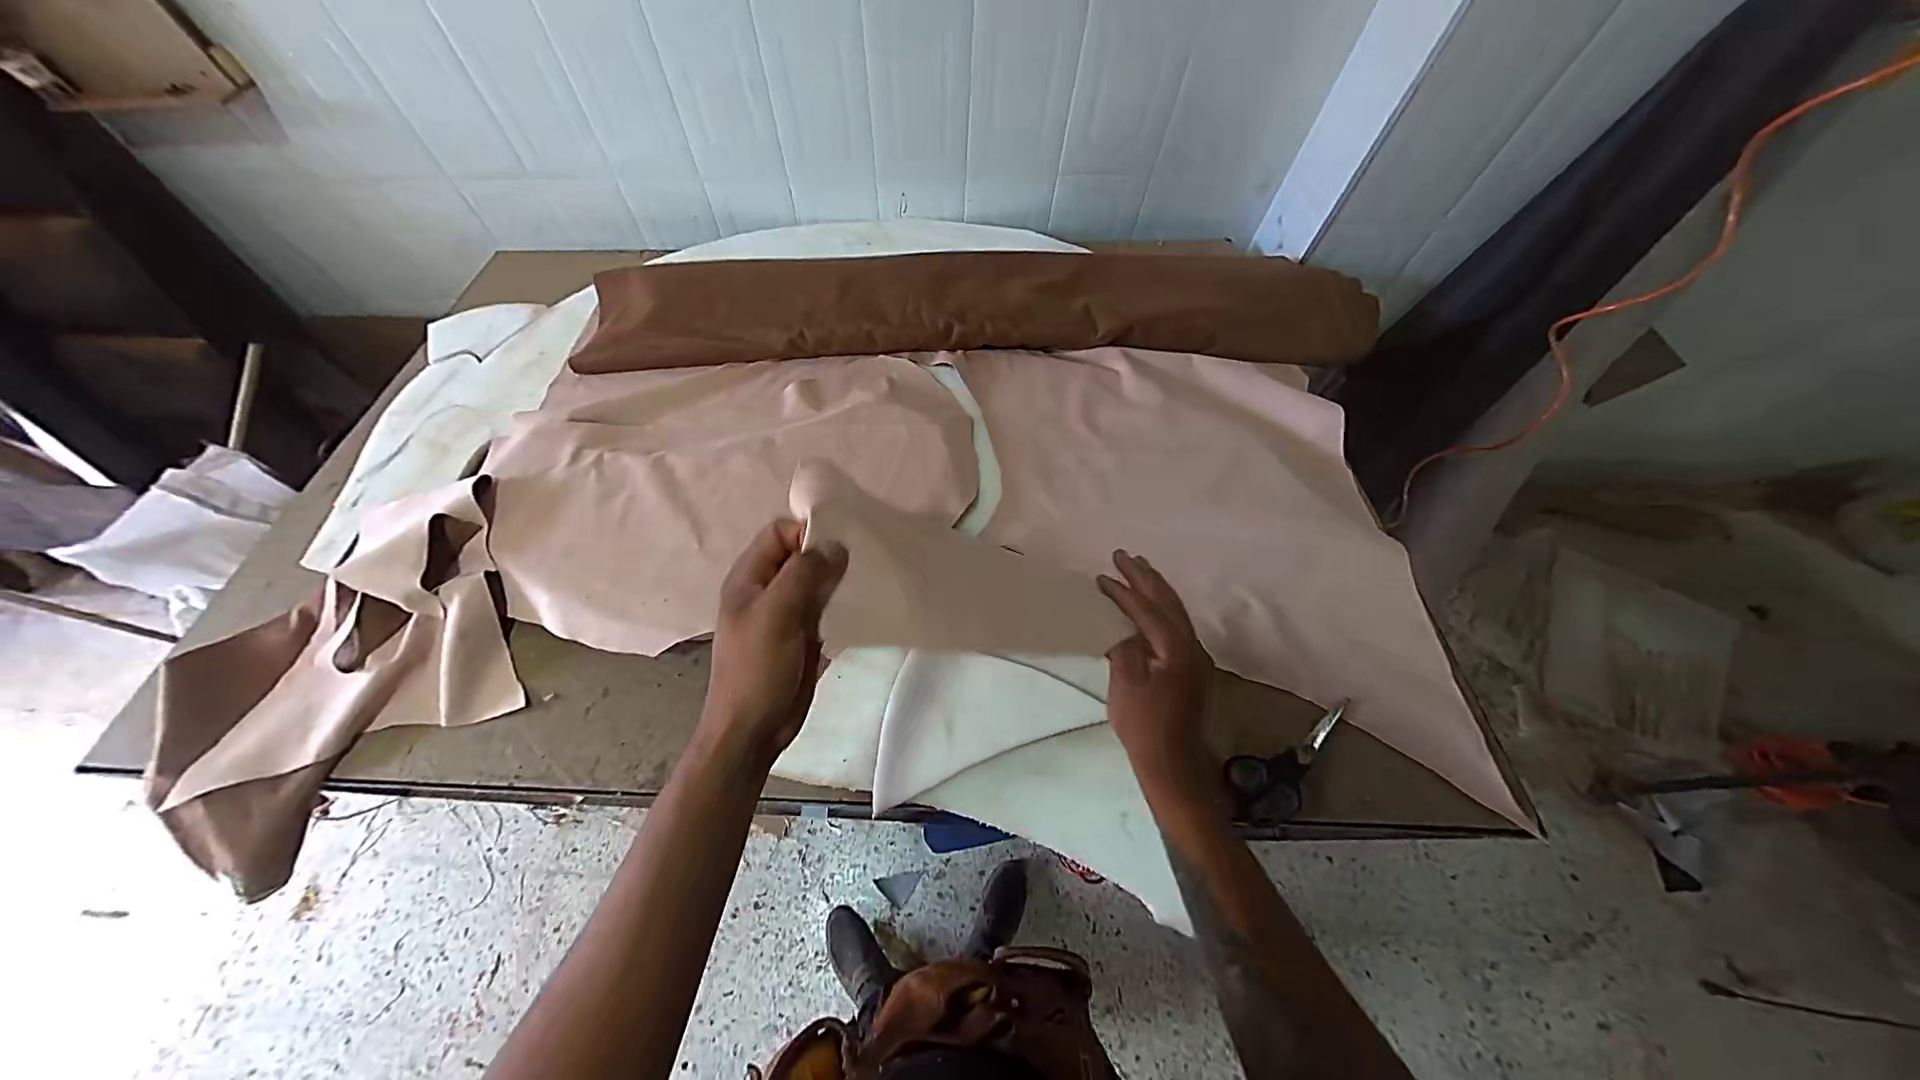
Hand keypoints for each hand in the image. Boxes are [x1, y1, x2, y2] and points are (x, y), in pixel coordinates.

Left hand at [701, 519, 847, 767]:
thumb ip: (804, 575)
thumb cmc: (756, 669)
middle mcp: (768, 590)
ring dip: (838, 578)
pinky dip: (841, 602)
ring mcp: (787, 613)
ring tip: (867, 578)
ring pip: (816, 581)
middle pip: (800, 555)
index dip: (807, 533)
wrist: (753, 729)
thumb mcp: (776, 615)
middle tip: (863, 558)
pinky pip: (825, 607)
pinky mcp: (805, 635)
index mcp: (749, 578)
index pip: (779, 534)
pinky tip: (862, 604)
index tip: (840, 543)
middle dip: (829, 553)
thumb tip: (835, 545)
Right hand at [1098, 550, 1214, 791]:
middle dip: (1145, 577)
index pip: (1147, 610)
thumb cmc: (1144, 725)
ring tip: (1138, 569)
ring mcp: (1194, 657)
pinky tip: (1149, 607)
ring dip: (1156, 589)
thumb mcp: (1125, 684)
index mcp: (1176, 648)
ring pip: (1175, 612)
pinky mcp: (1191, 668)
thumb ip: (1124, 650)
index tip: (1103, 576)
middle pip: (1168, 602)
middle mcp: (1192, 646)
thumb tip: (1123, 631)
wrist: (1172, 761)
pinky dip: (1160, 608)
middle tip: (1123, 555)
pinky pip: (1175, 625)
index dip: (1124, 592)